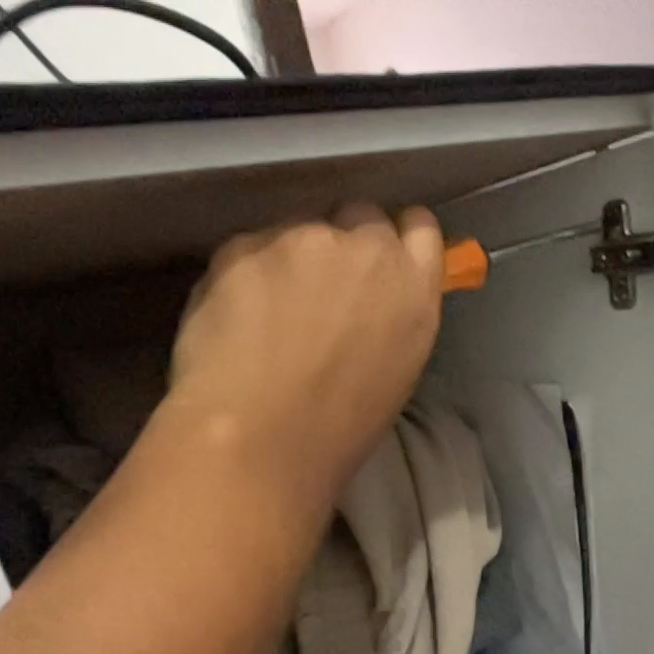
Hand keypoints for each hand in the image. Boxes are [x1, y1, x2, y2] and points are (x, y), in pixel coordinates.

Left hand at [157, 202, 444, 499]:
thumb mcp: (395, 372)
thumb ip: (392, 317)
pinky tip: (234, 320)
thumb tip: (373, 304)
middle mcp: (364, 248)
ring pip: (298, 228)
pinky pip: (249, 248)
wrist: (258, 438)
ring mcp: (301, 239)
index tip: (381, 260)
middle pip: (358, 216)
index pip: (418, 228)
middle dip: (344, 241)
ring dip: (290, 257)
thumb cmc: (337, 430)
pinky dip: (245, 275)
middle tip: (322, 289)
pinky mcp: (242, 244)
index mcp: (413, 287)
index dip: (396, 241)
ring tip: (268, 313)